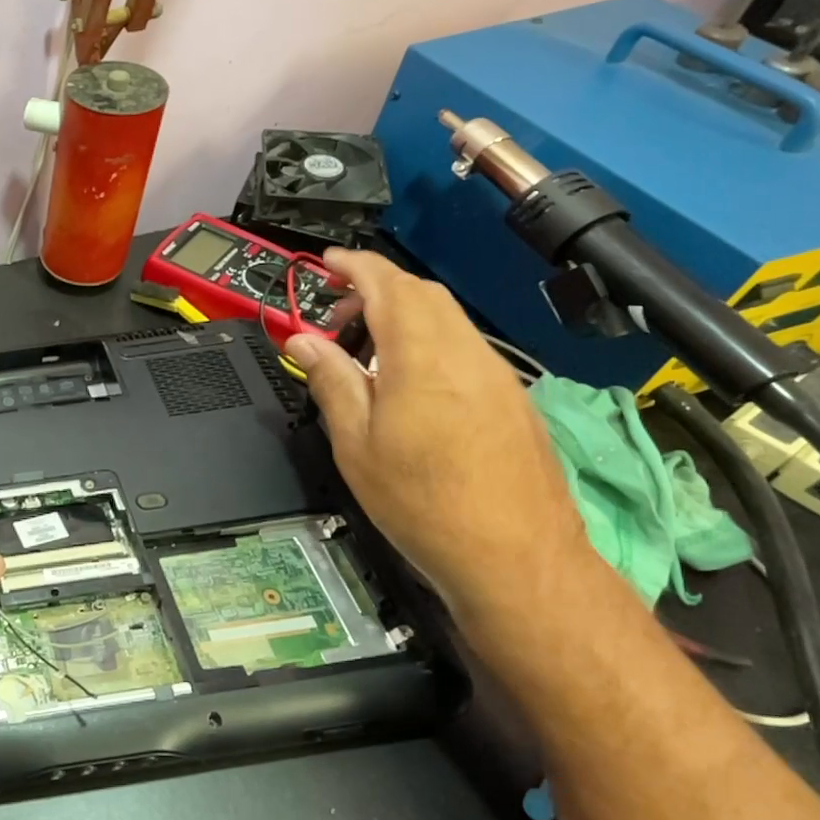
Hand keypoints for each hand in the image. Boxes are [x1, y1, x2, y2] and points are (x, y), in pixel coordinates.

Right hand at [285, 249, 593, 618]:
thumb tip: (304, 341)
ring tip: (366, 352)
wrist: (515, 556)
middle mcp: (467, 355)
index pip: (390, 286)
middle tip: (336, 316)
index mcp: (423, 358)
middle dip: (377, 288)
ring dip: (405, 315)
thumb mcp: (356, 444)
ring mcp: (498, 376)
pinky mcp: (513, 399)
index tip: (327, 263)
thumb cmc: (421, 503)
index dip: (356, 265)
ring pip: (449, 319)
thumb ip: (331, 381)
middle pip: (424, 294)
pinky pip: (466, 347)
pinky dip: (430, 341)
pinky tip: (408, 382)